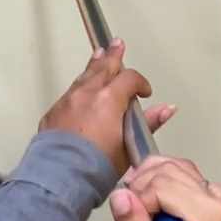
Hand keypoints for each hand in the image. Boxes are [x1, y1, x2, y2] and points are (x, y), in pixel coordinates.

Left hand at [38, 40, 174, 174]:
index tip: (144, 92)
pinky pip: (71, 93)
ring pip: (84, 77)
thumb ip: (147, 124)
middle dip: (113, 55)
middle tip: (117, 43)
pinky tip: (82, 91)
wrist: (60, 177)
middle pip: (103, 67)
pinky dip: (80, 88)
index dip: (140, 82)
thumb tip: (167, 109)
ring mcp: (67, 100)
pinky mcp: (53, 112)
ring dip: (94, 66)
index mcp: (109, 99)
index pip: (129, 78)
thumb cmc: (98, 166)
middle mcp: (87, 93)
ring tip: (99, 55)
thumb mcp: (129, 147)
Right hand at [109, 156, 220, 220]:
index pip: (162, 185)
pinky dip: (167, 178)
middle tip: (127, 210)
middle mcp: (217, 202)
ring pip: (180, 167)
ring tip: (135, 201)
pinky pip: (189, 177)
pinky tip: (154, 199)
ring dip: (152, 176)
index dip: (137, 196)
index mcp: (208, 218)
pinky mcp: (217, 206)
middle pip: (171, 170)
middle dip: (141, 182)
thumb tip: (119, 196)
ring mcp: (220, 202)